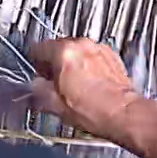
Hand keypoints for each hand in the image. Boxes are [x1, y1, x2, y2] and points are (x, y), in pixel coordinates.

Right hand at [29, 38, 156, 146]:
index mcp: (63, 52)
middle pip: (58, 47)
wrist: (123, 113)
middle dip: (54, 64)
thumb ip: (37, 90)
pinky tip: (90, 84)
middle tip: (55, 84)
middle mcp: (81, 44)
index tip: (38, 75)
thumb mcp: (54, 104)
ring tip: (75, 86)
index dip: (35, 64)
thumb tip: (33, 87)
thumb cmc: (93, 110)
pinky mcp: (111, 55)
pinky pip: (92, 56)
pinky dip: (88, 65)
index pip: (38, 48)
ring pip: (76, 51)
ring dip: (72, 64)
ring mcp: (98, 48)